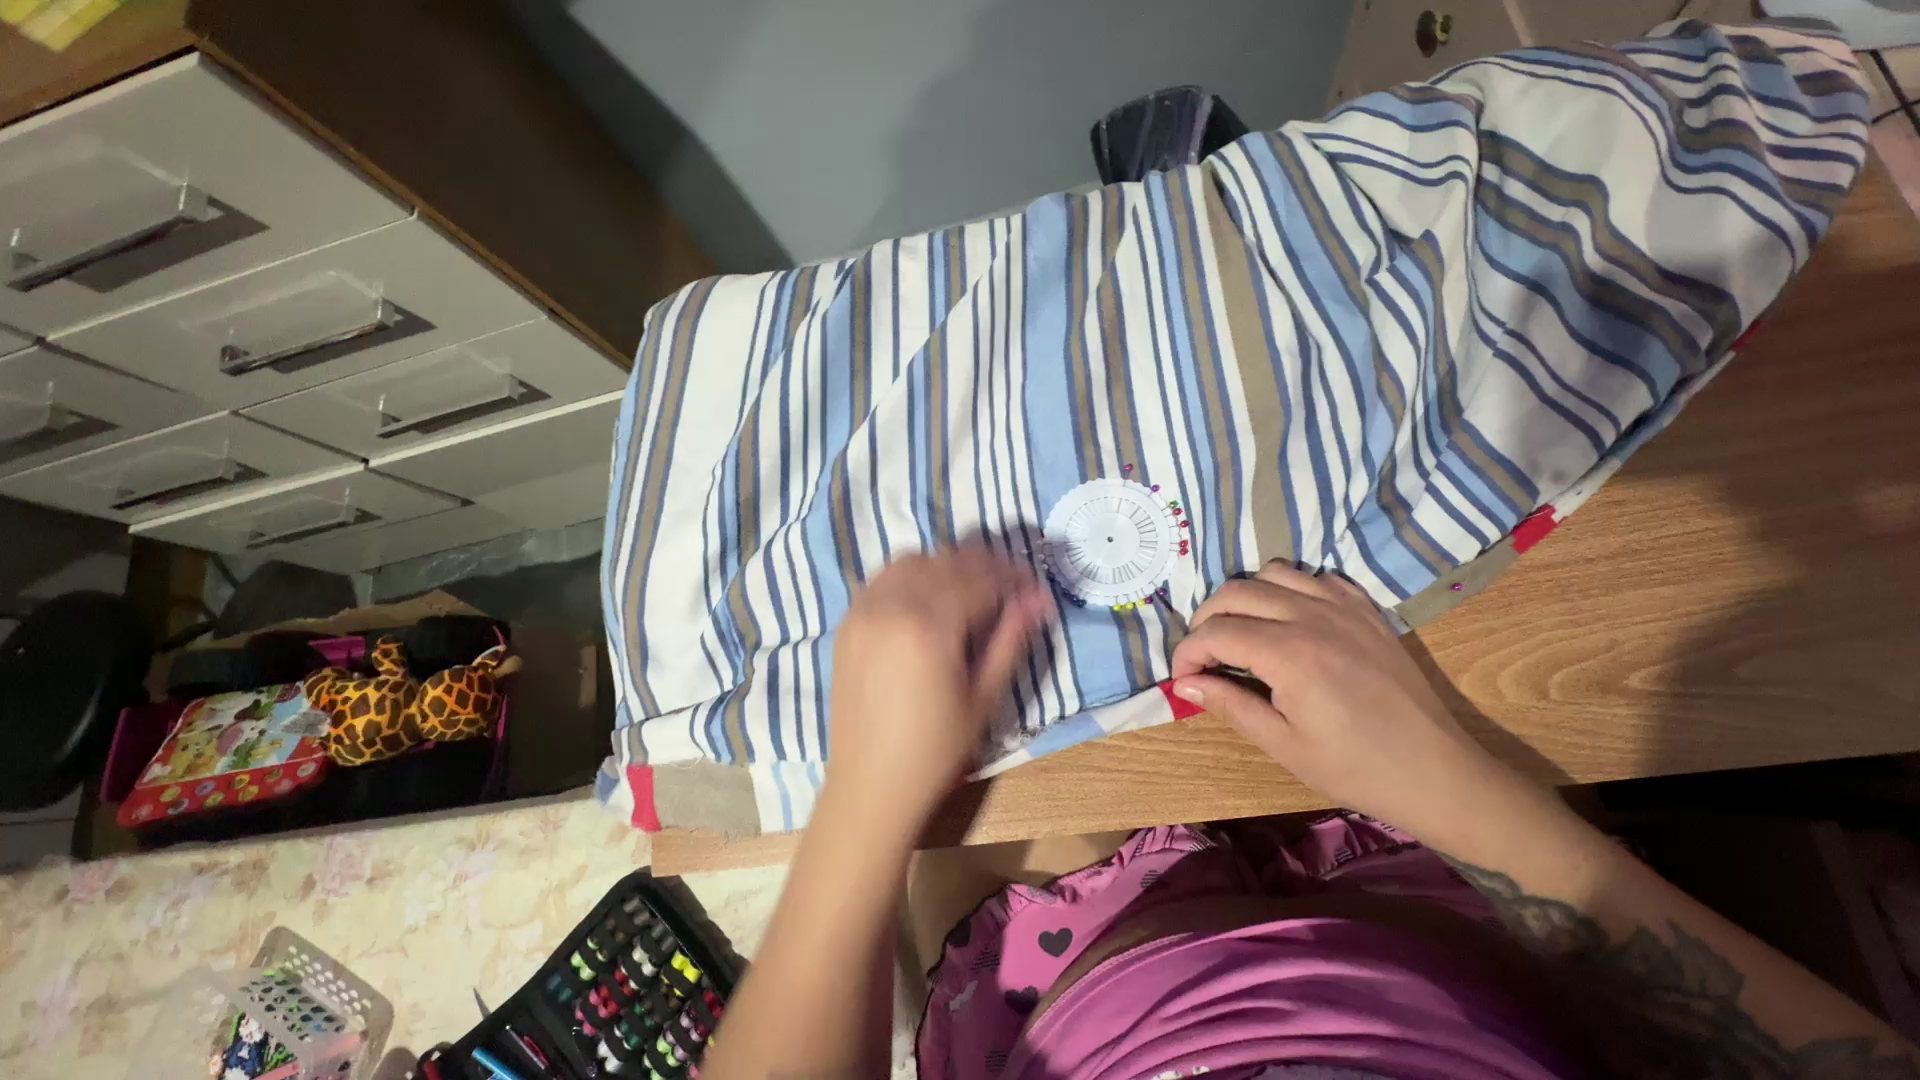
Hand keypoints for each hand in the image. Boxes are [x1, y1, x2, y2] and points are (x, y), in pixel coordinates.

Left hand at [825, 548, 1052, 825]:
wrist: (869, 784)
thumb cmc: (935, 750)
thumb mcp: (983, 698)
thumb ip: (1009, 640)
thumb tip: (1038, 599)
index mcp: (928, 626)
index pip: (979, 579)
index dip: (1012, 578)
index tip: (1032, 587)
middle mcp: (890, 606)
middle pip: (945, 562)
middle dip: (982, 567)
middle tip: (1007, 587)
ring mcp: (862, 611)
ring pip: (911, 561)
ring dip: (944, 566)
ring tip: (967, 590)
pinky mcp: (847, 623)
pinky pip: (882, 579)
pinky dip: (910, 576)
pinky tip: (927, 600)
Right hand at [1170, 561, 1546, 845]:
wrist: (1436, 772)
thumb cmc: (1355, 768)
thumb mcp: (1283, 745)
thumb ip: (1230, 705)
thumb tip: (1184, 684)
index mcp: (1289, 654)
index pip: (1215, 632)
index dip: (1187, 652)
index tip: (1183, 678)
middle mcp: (1312, 616)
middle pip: (1235, 592)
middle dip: (1206, 620)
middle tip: (1204, 656)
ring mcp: (1343, 606)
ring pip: (1272, 573)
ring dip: (1245, 597)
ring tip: (1242, 632)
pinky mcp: (1366, 609)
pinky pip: (1315, 576)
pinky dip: (1289, 588)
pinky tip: (1288, 620)